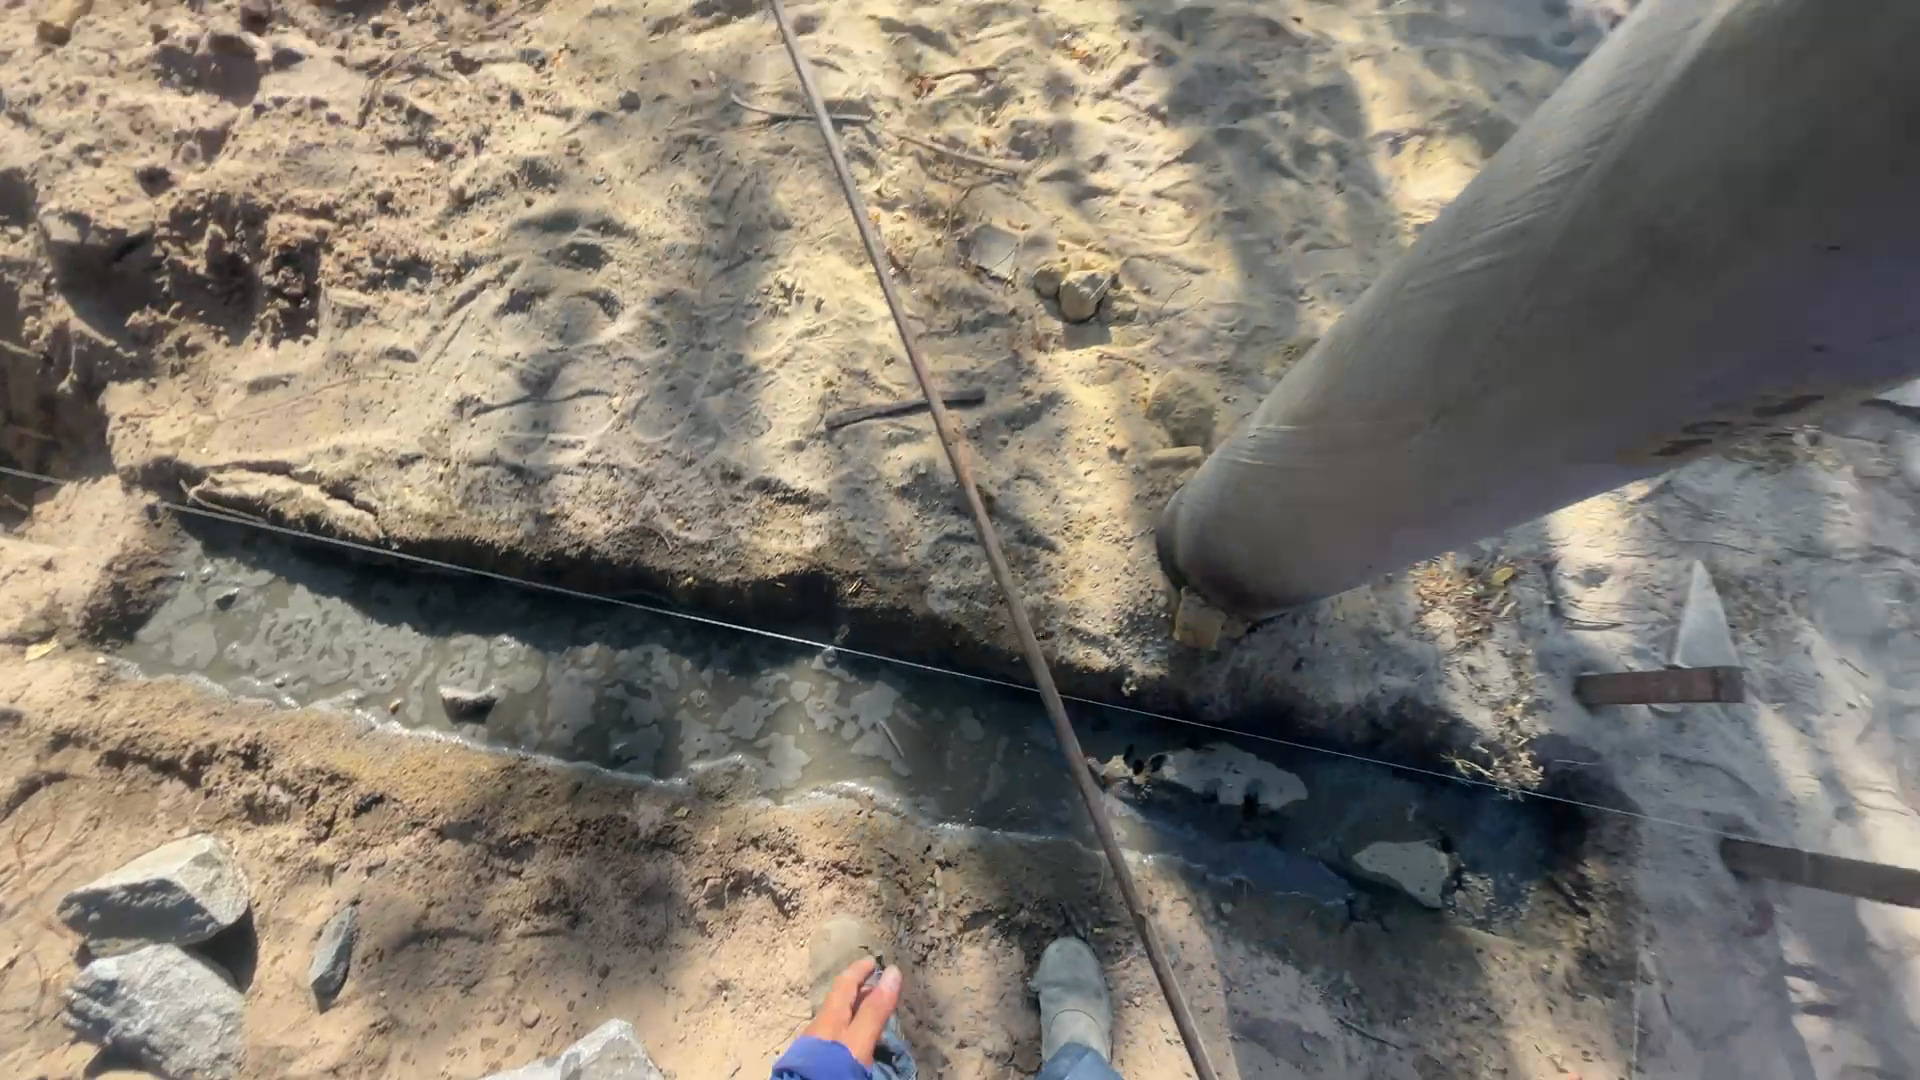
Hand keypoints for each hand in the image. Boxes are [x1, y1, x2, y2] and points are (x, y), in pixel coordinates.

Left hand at [801, 957, 902, 1065]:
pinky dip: (849, 1029)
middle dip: (859, 991)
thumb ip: (874, 1010)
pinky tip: (856, 1041)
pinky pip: (835, 1037)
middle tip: (879, 987)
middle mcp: (819, 1026)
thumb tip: (893, 971)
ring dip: (854, 1012)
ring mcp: (815, 1046)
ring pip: (837, 1020)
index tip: (874, 960)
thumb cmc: (832, 1069)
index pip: (845, 982)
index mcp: (829, 1015)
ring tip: (872, 1014)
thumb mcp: (859, 1041)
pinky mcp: (816, 1064)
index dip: (860, 969)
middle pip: (840, 1001)